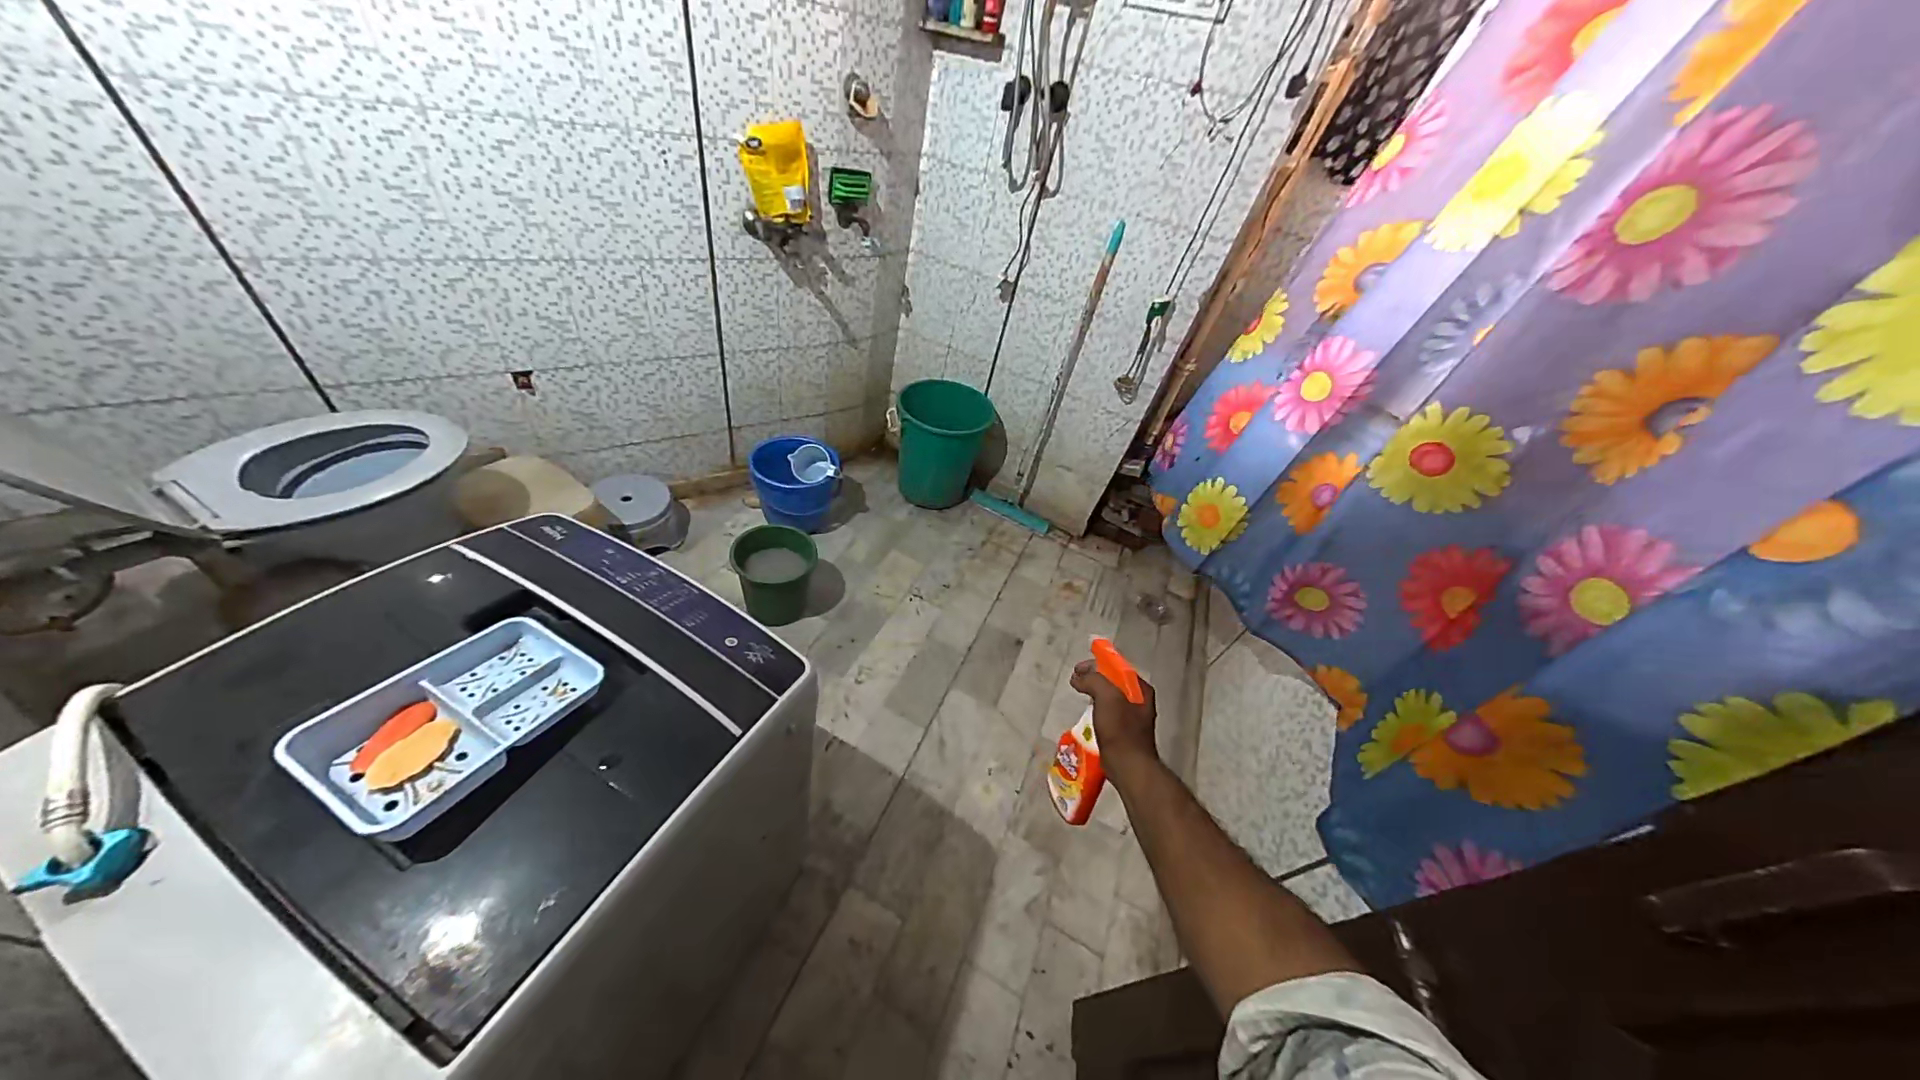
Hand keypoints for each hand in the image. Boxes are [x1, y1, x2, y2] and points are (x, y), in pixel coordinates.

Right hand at [1069, 659, 1156, 769]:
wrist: (1128, 766)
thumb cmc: (1120, 730)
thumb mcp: (1107, 696)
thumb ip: (1094, 680)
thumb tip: (1078, 678)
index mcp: (1141, 690)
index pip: (1118, 667)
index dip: (1097, 664)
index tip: (1078, 669)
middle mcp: (1140, 701)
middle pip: (1114, 682)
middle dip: (1094, 678)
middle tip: (1076, 679)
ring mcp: (1133, 718)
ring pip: (1111, 697)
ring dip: (1094, 692)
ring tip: (1079, 693)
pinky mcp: (1125, 733)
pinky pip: (1109, 712)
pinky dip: (1097, 707)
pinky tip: (1087, 712)